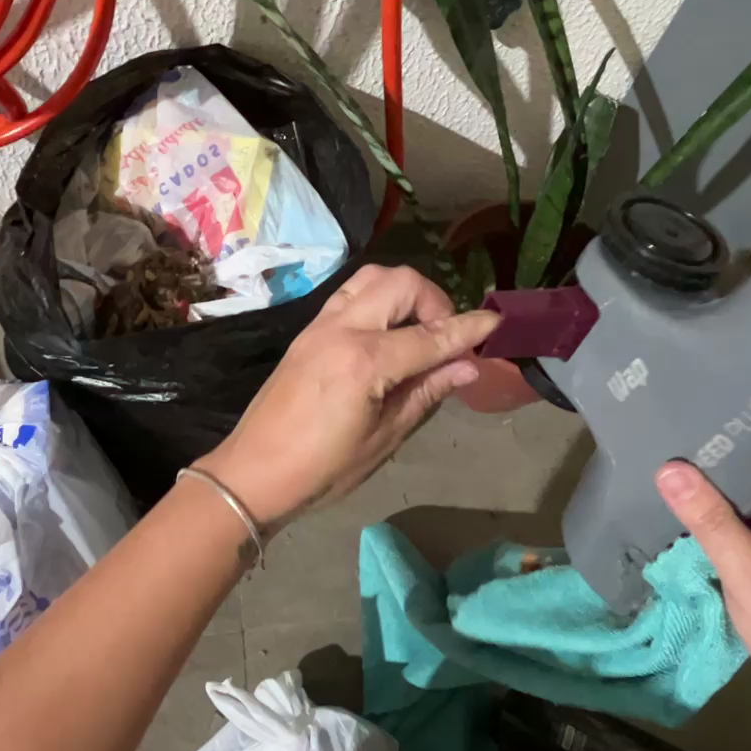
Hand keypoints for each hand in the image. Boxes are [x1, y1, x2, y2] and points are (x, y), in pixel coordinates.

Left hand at [196, 265, 500, 530]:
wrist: (253, 472)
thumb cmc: (323, 468)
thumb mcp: (384, 439)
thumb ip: (426, 393)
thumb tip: (467, 366)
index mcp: (364, 362)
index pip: (430, 336)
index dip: (468, 329)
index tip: (497, 323)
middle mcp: (342, 329)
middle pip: (401, 283)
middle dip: (435, 300)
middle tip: (445, 337)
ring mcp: (320, 325)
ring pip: (372, 278)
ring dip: (404, 293)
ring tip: (418, 330)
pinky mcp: (308, 330)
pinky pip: (351, 294)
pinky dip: (378, 299)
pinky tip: (388, 333)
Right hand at [656, 462, 750, 750]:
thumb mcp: (749, 574)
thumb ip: (709, 519)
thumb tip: (668, 469)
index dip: (743, 434)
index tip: (697, 418)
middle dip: (724, 464)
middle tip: (674, 440)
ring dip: (722, 493)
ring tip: (674, 465)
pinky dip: (728, 519)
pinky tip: (692, 507)